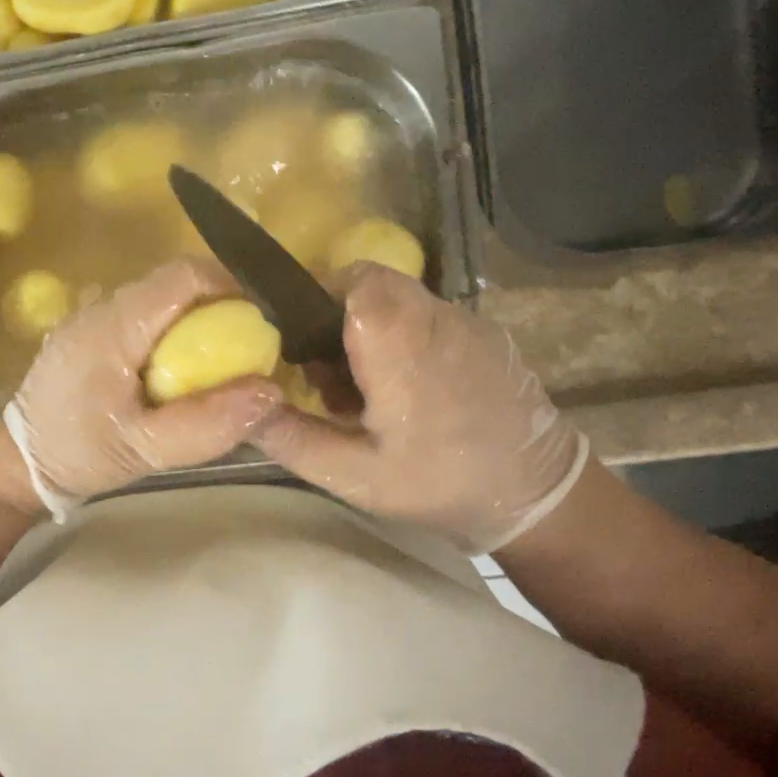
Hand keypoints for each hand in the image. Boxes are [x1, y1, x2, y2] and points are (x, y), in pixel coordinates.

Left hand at [4, 259, 287, 519]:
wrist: (18, 465)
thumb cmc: (78, 454)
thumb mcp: (144, 449)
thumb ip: (206, 423)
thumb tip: (271, 391)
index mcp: (113, 325)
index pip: (185, 275)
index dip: (232, 289)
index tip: (258, 328)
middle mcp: (99, 308)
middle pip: (174, 286)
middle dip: (216, 312)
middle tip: (240, 357)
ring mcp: (87, 318)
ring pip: (157, 302)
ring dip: (189, 326)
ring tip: (208, 370)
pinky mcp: (83, 335)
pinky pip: (137, 320)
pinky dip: (164, 337)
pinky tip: (169, 377)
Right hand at [253, 264, 587, 553]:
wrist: (537, 496)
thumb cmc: (437, 483)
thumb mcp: (350, 474)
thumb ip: (290, 436)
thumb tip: (240, 408)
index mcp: (400, 342)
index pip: (350, 279)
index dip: (314, 298)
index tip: (295, 340)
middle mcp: (436, 317)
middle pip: (370, 284)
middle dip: (334, 317)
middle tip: (323, 372)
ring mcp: (467, 323)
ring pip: (399, 299)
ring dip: (367, 330)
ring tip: (360, 389)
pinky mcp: (486, 337)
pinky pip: (428, 318)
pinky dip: (401, 340)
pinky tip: (402, 392)